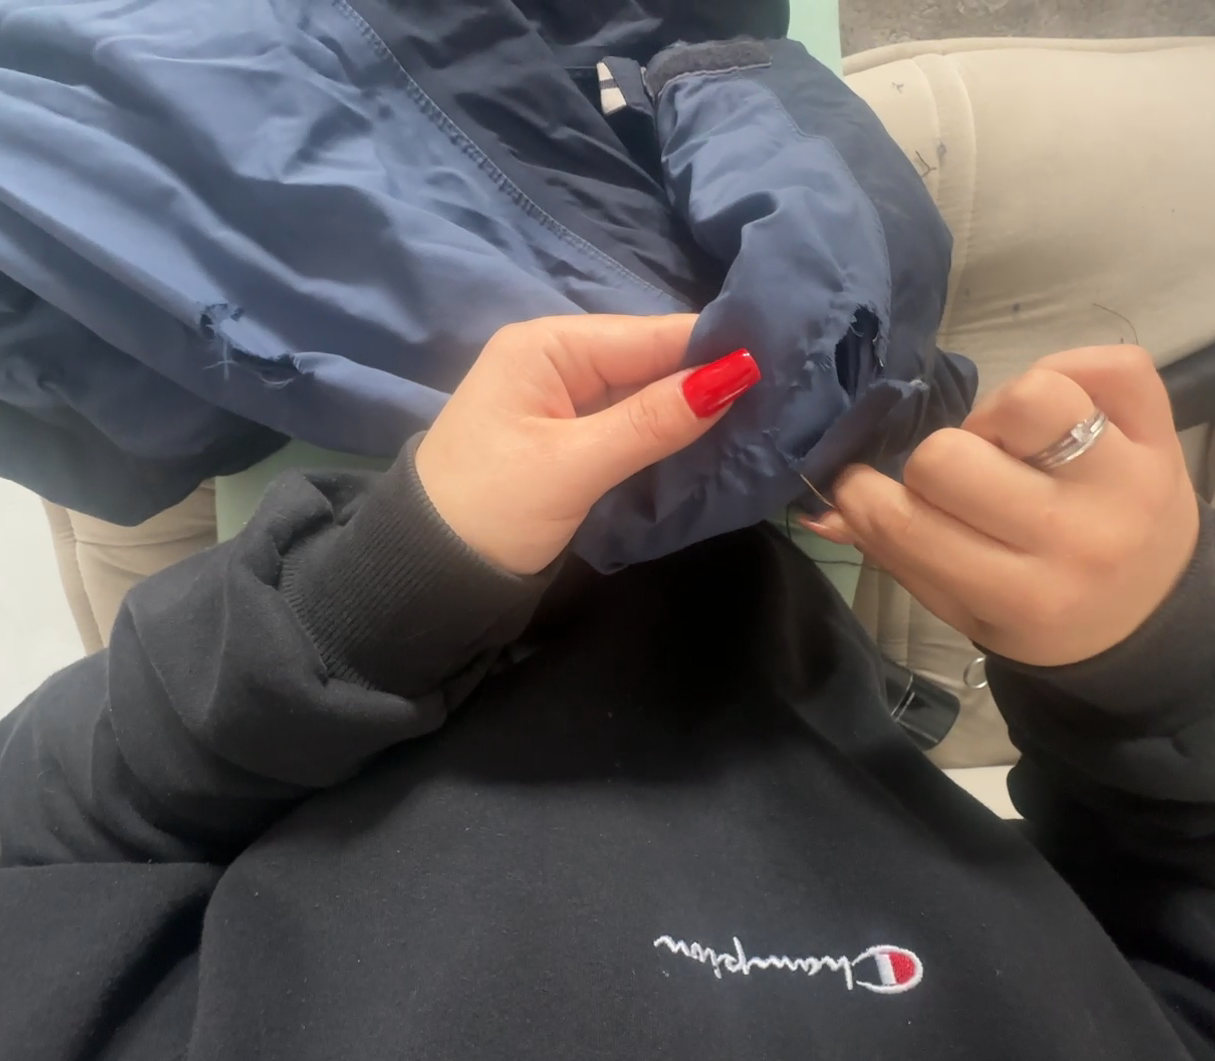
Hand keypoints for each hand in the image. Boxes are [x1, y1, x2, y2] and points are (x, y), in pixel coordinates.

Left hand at [415, 314, 759, 574]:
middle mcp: (557, 360)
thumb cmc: (491, 508)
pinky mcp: (569, 437)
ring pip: (643, 394)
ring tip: (763, 418)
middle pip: (649, 361)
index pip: (649, 335)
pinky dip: (663, 434)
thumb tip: (733, 376)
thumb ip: (651, 421)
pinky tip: (710, 443)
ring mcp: (564, 400)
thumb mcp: (573, 464)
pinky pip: (627, 423)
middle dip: (707, 380)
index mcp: (548, 347)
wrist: (430, 570)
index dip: (713, 348)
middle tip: (783, 397)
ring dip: (690, 410)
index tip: (784, 360)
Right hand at [805, 346, 1198, 667]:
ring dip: (993, 417)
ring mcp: (1130, 480)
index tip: (860, 486)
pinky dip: (1070, 370)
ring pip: (1027, 397)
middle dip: (931, 467)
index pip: (904, 522)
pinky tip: (1052, 415)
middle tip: (955, 486)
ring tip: (1003, 447)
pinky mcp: (1165, 438)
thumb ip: (891, 552)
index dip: (860, 493)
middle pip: (947, 457)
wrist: (1150, 622)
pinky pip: (1111, 364)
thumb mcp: (959, 606)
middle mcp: (1077, 538)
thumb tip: (820, 509)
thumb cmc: (1036, 616)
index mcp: (1019, 595)